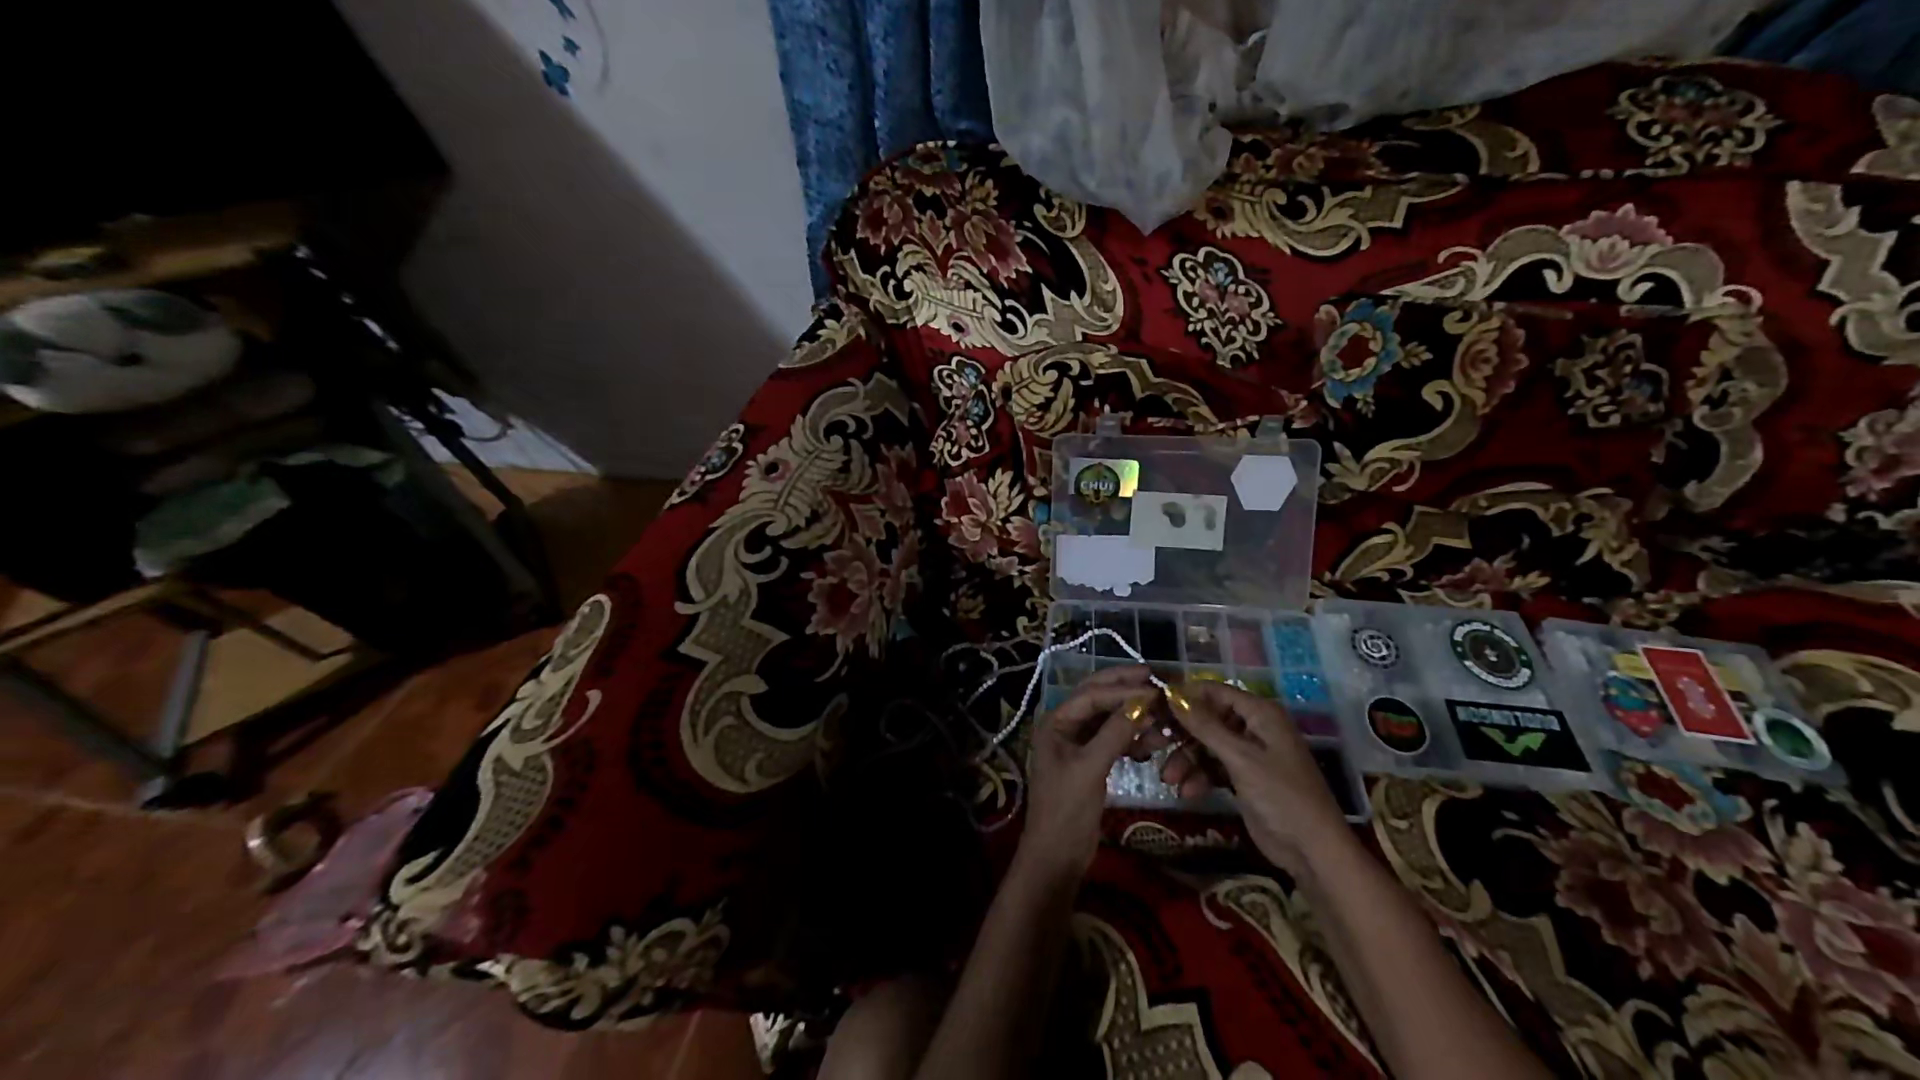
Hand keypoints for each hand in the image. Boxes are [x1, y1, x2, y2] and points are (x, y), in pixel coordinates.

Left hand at [1018, 665, 1155, 881]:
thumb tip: (1142, 701)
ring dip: (1133, 717)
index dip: (1122, 688)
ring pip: (1109, 720)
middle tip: (1155, 678)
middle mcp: (1065, 727)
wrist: (1057, 855)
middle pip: (1098, 699)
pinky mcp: (1091, 763)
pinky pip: (1114, 740)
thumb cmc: (1066, 809)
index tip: (1155, 686)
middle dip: (1125, 689)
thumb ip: (1115, 733)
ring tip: (1162, 719)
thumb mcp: (1091, 768)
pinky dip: (1132, 739)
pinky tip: (1152, 744)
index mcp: (1055, 722)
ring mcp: (1078, 745)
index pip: (1091, 695)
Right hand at [1162, 681, 1352, 873]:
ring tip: (1169, 779)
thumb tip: (1173, 694)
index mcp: (1260, 714)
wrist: (1312, 849)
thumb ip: (1205, 726)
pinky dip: (1199, 777)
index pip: (1215, 691)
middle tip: (1151, 744)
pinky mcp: (1244, 778)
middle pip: (1207, 720)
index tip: (1153, 706)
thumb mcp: (1240, 758)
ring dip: (1186, 760)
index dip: (1185, 696)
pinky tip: (1187, 792)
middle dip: (1181, 734)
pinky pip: (1213, 768)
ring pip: (1207, 746)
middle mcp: (1254, 728)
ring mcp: (1249, 754)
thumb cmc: (1281, 794)